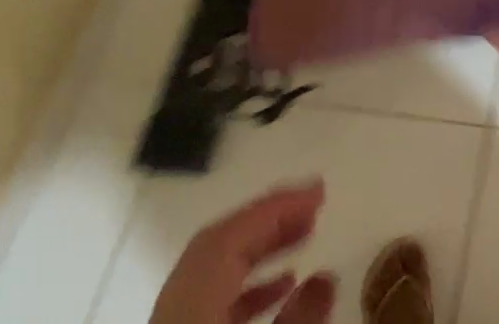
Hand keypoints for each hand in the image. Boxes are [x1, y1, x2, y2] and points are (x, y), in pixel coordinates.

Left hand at [150, 181, 336, 323]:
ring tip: (306, 234)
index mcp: (189, 306)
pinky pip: (208, 299)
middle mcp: (172, 306)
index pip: (228, 238)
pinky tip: (284, 284)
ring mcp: (172, 319)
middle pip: (217, 246)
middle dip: (268, 219)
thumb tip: (326, 276)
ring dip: (260, 247)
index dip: (274, 206)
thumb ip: (300, 318)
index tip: (319, 187)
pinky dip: (247, 282)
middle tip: (315, 203)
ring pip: (212, 270)